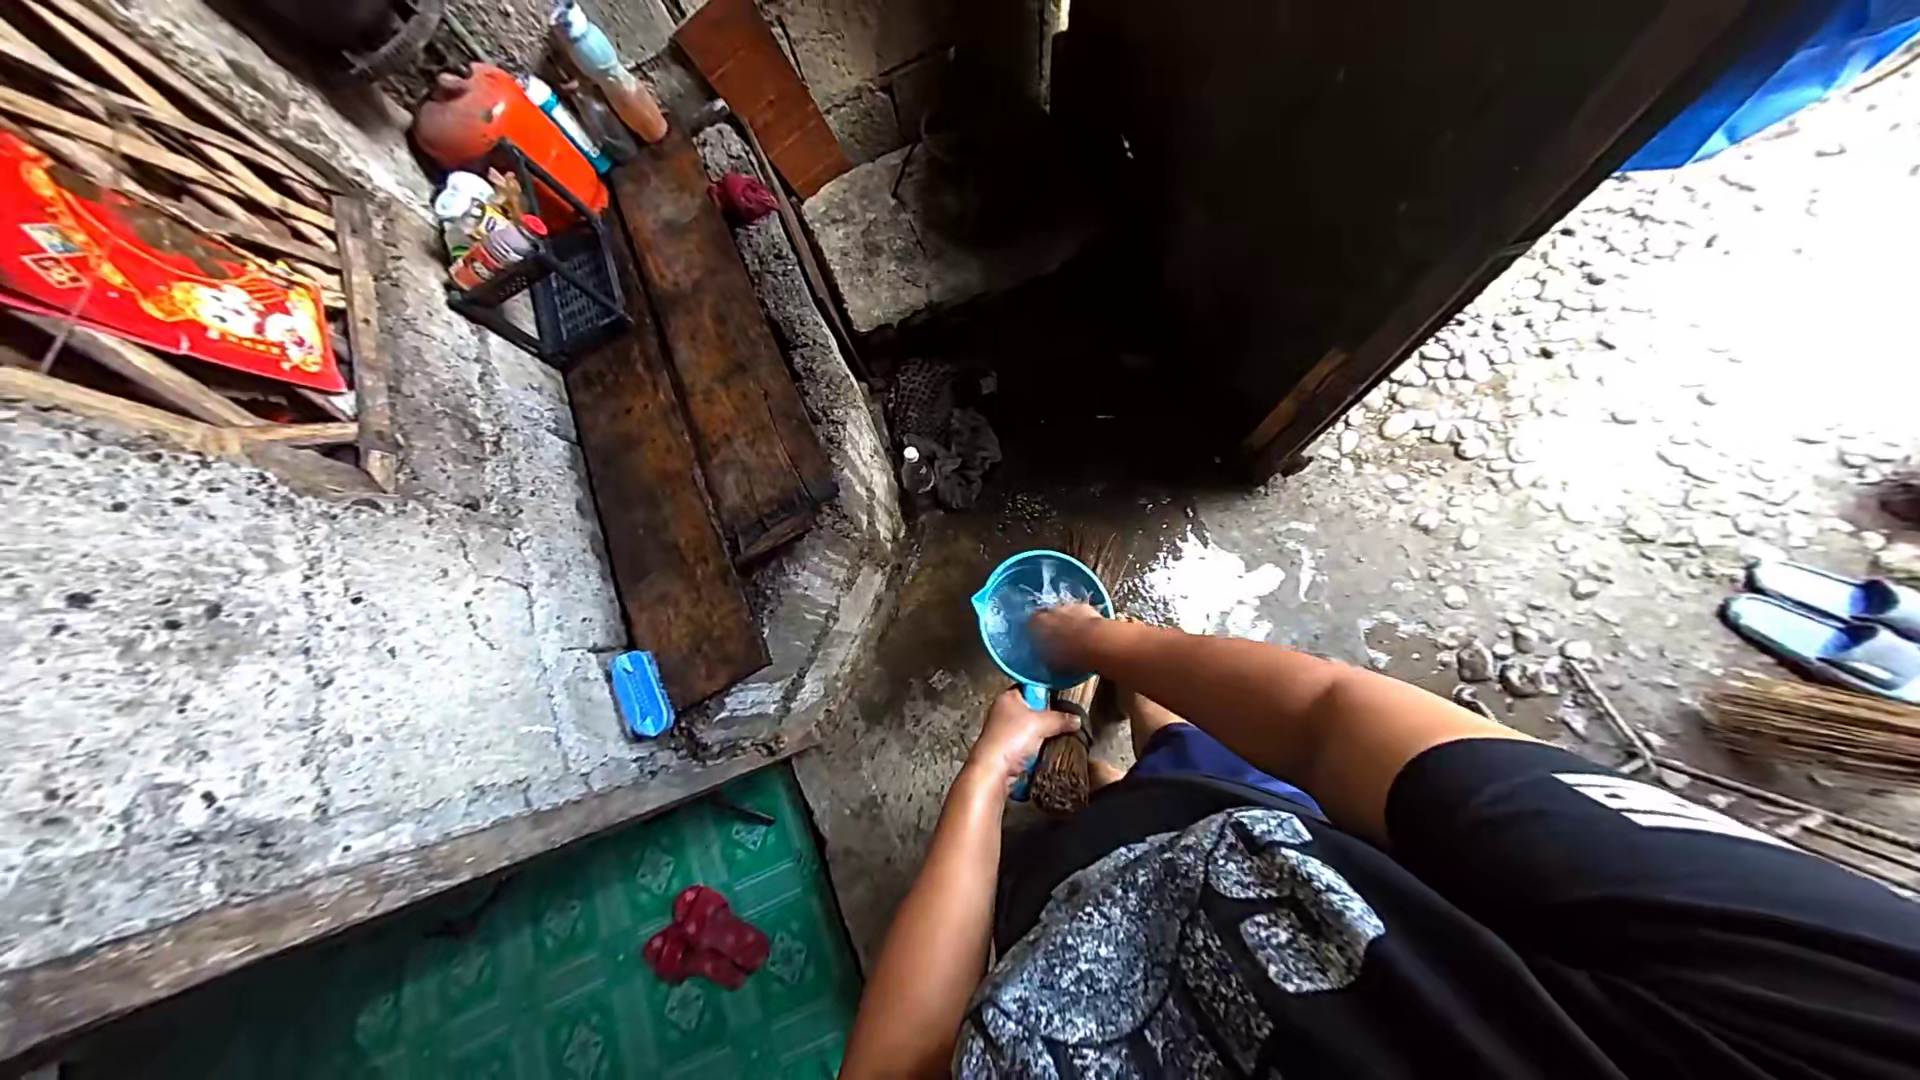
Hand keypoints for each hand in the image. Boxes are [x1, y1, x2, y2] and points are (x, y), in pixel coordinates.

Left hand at [965, 687, 1080, 791]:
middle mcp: (1003, 711)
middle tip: (1063, 723)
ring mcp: (1004, 731)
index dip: (1046, 694)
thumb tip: (1076, 720)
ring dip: (1043, 736)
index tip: (1062, 702)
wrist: (994, 770)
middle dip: (1047, 718)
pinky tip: (1046, 751)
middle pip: (1033, 710)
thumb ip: (1060, 719)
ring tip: (1058, 738)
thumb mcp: (1041, 723)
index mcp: (1008, 697)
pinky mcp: (1007, 749)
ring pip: (1031, 729)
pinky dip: (1037, 748)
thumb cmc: (1013, 738)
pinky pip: (1028, 744)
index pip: (1031, 688)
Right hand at [1027, 601, 1102, 666]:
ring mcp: (1066, 606)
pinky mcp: (1083, 605)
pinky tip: (1087, 631)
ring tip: (1073, 636)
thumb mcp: (1050, 664)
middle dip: (1050, 625)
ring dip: (1065, 621)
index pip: (1029, 626)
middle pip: (1045, 616)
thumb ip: (1044, 657)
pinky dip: (1080, 619)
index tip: (1040, 643)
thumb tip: (1045, 657)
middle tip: (1057, 639)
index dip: (1035, 635)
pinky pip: (1078, 612)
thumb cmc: (1069, 657)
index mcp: (1035, 624)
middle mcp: (1047, 611)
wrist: (1095, 643)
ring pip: (1062, 613)